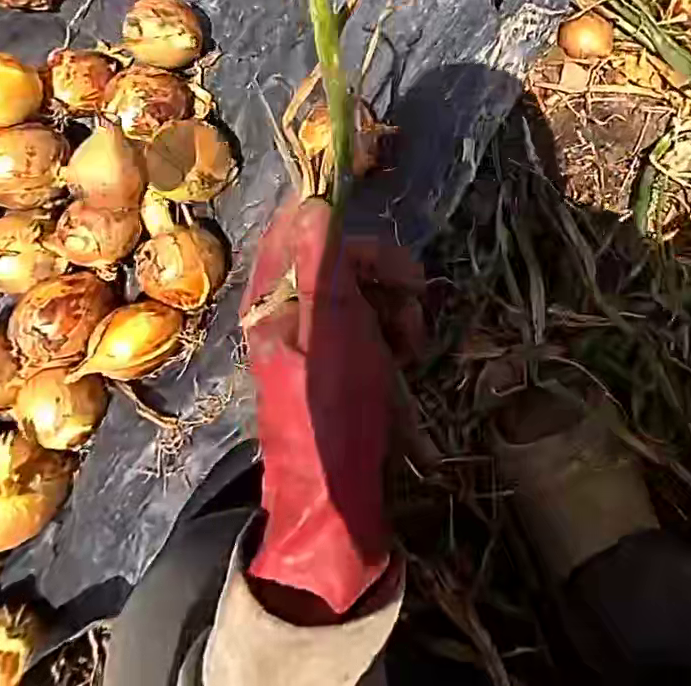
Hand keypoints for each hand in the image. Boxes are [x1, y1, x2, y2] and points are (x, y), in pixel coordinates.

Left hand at [240, 197, 423, 620]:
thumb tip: (312, 201)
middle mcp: (292, 306)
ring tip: (411, 339)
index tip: (376, 226)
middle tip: (416, 287)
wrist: (339, 488)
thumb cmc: (331, 402)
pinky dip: (396, 328)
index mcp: (274, 296)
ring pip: (366, 286)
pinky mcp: (345, 351)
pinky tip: (407, 352)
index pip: (296, 229)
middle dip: (384, 270)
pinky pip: (375, 317)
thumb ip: (322, 263)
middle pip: (340, 256)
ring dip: (397, 304)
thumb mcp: (331, 326)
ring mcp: (319, 330)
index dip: (336, 219)